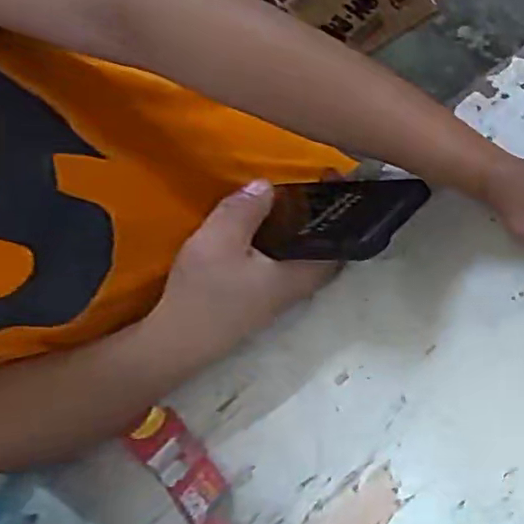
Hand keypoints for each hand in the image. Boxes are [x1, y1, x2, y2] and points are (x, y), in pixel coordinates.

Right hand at [144, 180, 337, 361]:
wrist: (180, 339)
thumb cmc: (206, 290)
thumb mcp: (219, 242)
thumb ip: (244, 211)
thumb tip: (268, 184)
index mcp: (308, 272)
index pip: (341, 238)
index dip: (343, 211)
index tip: (335, 184)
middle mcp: (307, 283)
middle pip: (328, 244)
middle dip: (326, 216)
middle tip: (317, 186)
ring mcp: (288, 291)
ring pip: (308, 253)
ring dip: (305, 227)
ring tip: (296, 197)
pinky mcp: (269, 294)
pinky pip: (289, 260)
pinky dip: (287, 239)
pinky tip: (270, 224)